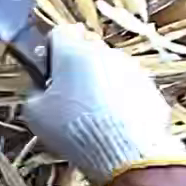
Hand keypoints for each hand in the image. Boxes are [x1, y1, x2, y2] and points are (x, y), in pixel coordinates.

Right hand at [19, 24, 185, 185]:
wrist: (125, 153)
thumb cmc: (71, 128)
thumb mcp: (34, 112)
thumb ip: (35, 92)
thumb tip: (41, 88)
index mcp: (74, 52)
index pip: (58, 32)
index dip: (49, 50)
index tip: (45, 71)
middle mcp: (105, 53)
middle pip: (85, 50)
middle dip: (74, 68)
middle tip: (64, 96)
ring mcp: (132, 69)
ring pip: (107, 68)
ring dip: (96, 83)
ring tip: (88, 114)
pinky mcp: (151, 88)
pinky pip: (126, 88)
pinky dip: (117, 99)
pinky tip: (109, 123)